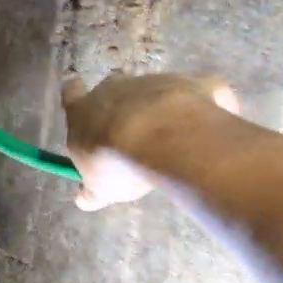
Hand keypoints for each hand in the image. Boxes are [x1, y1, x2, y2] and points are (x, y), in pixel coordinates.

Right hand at [61, 73, 239, 210]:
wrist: (167, 139)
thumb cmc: (118, 162)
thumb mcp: (101, 187)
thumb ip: (92, 191)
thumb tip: (83, 200)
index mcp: (83, 110)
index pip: (71, 93)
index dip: (76, 94)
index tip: (83, 98)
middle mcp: (114, 89)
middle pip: (114, 88)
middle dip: (123, 105)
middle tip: (134, 130)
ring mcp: (155, 81)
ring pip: (155, 91)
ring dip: (161, 109)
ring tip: (175, 138)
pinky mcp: (194, 82)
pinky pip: (200, 92)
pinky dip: (204, 106)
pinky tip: (211, 131)